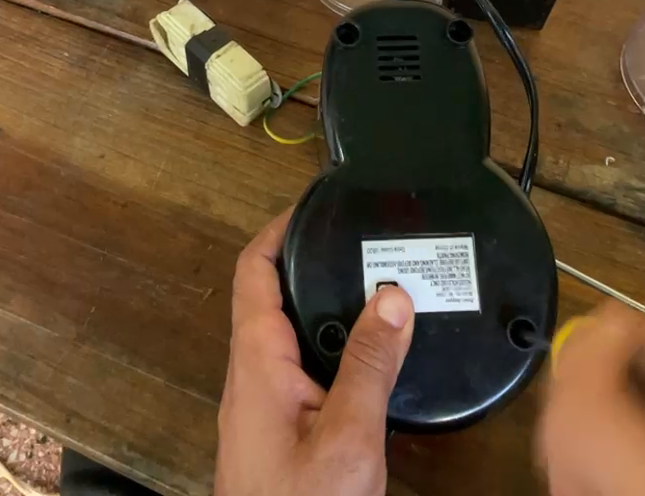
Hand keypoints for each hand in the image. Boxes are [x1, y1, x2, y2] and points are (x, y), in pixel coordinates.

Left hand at [215, 210, 416, 495]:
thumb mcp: (346, 437)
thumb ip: (370, 365)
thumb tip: (392, 294)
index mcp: (257, 360)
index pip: (254, 271)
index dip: (278, 231)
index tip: (315, 206)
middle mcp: (252, 374)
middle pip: (271, 296)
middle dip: (310, 262)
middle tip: (360, 241)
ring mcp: (262, 404)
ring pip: (289, 332)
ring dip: (323, 304)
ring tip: (374, 284)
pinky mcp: (279, 430)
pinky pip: (301, 366)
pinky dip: (331, 343)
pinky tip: (369, 352)